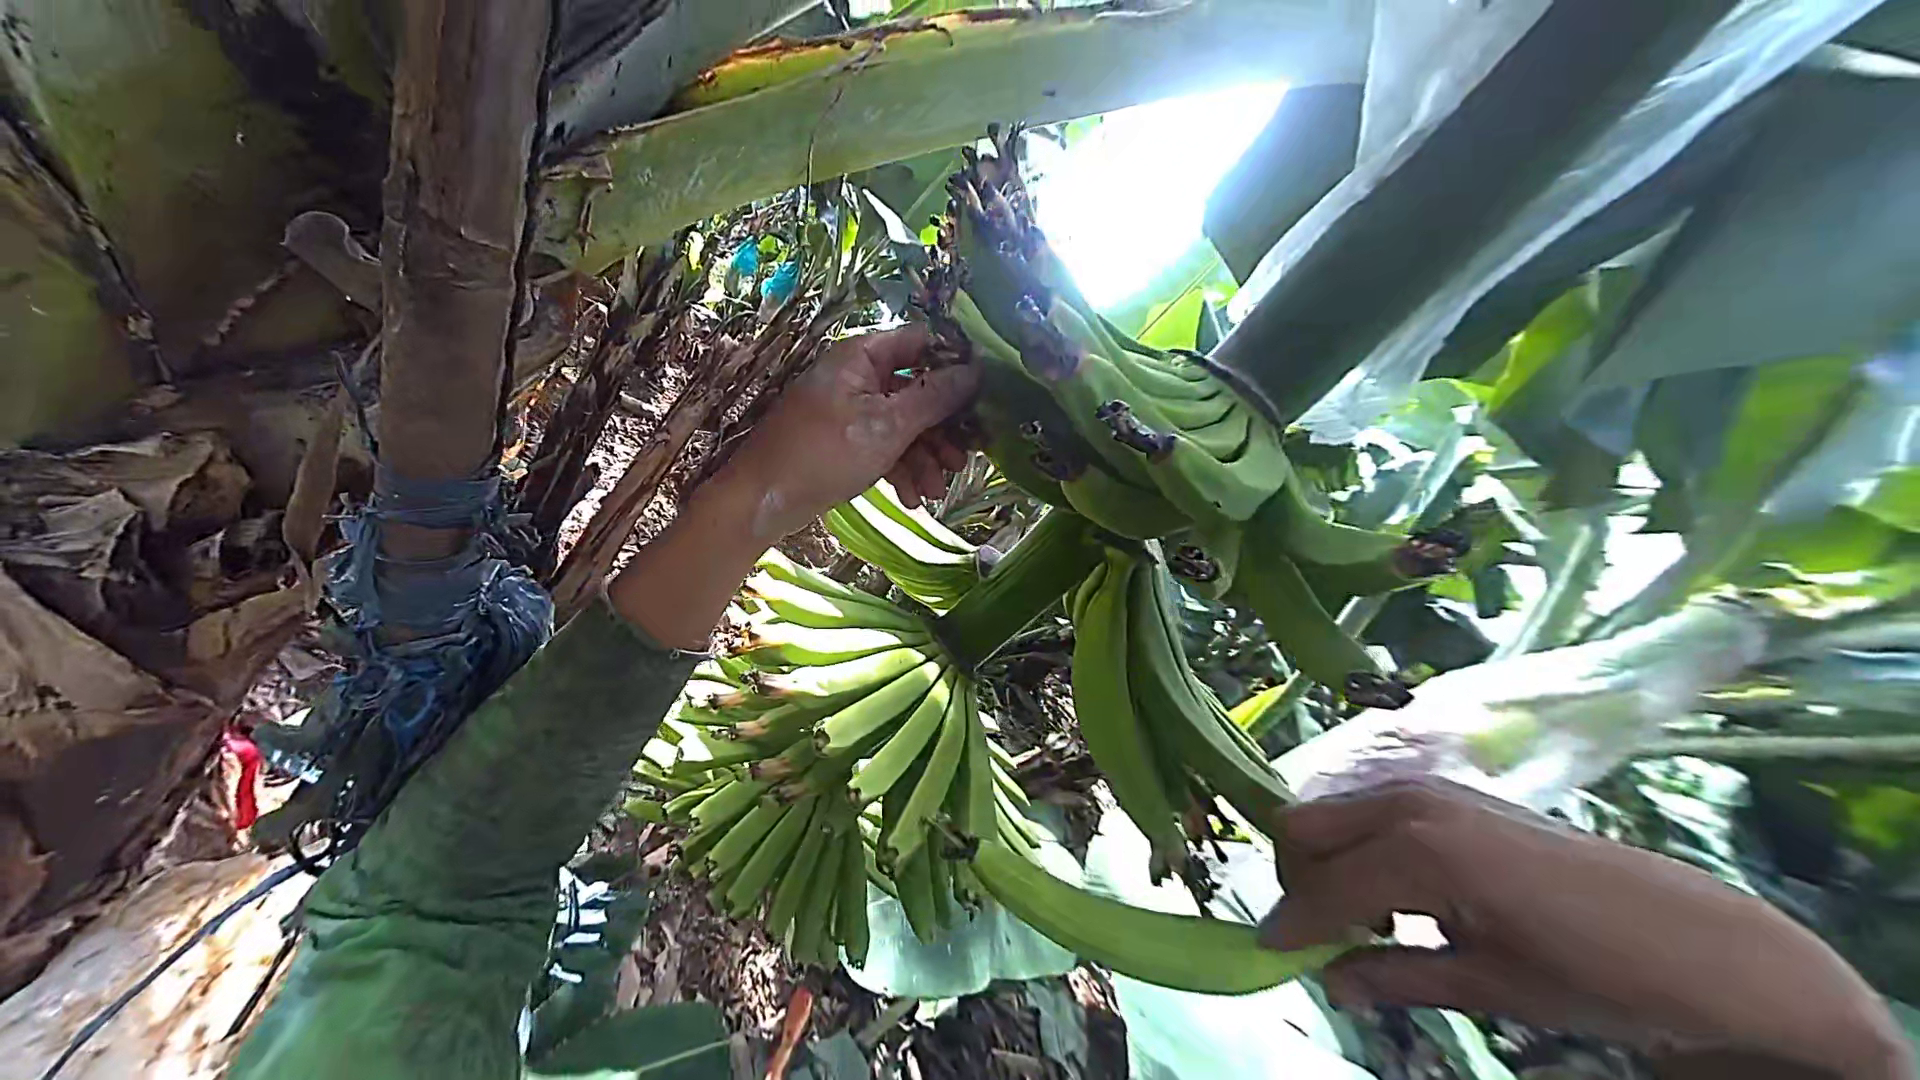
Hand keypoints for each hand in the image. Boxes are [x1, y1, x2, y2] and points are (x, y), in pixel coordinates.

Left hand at [721, 324, 977, 538]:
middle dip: (942, 430)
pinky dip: (901, 470)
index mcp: (864, 356)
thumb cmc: (824, 454)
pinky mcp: (848, 441)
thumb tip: (976, 370)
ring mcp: (853, 410)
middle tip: (962, 461)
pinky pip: (885, 447)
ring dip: (925, 459)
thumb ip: (933, 398)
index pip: (922, 343)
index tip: (982, 396)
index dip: (954, 365)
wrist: (764, 501)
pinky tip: (912, 499)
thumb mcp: (887, 426)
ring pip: (905, 426)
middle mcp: (860, 377)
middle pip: (918, 392)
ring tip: (935, 491)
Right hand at [1261, 778, 1911, 1079]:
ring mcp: (1423, 788)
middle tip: (1322, 935)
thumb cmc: (1601, 975)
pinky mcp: (1440, 790)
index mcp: (1420, 850)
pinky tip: (1400, 893)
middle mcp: (1407, 802)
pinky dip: (1357, 848)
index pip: (1324, 886)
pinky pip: (1365, 810)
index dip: (1292, 923)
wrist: (1705, 940)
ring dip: (1326, 862)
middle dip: (1297, 880)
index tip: (1269, 950)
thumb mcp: (1491, 988)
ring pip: (1328, 813)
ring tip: (1369, 921)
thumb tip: (1328, 982)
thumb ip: (1394, 977)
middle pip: (1302, 826)